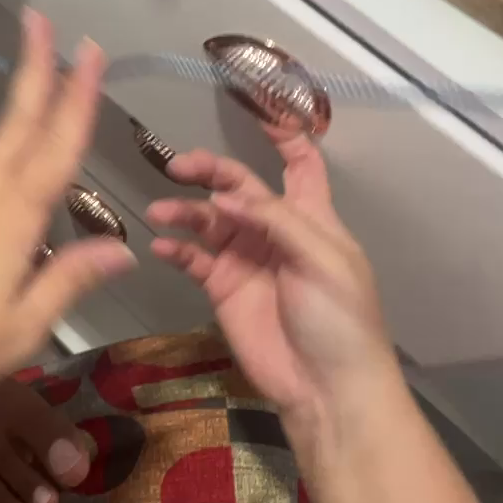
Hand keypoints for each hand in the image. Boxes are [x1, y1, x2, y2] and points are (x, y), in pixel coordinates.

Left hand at [0, 9, 135, 423]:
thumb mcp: (24, 325)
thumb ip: (70, 278)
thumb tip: (121, 247)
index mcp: (11, 218)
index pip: (55, 146)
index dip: (76, 96)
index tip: (89, 49)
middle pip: (16, 123)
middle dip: (34, 69)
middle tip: (42, 21)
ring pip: (0, 144)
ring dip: (25, 105)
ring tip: (47, 76)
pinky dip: (13, 149)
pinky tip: (26, 164)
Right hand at [143, 135, 398, 427]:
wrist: (325, 388)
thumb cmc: (341, 321)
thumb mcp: (323, 262)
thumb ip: (275, 221)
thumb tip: (223, 197)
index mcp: (310, 219)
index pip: (301, 166)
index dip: (286, 138)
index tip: (261, 115)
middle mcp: (272, 231)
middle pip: (237, 186)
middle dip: (209, 171)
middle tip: (177, 166)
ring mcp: (243, 257)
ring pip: (206, 218)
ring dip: (183, 211)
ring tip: (161, 212)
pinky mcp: (220, 286)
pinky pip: (191, 257)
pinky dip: (175, 248)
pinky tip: (162, 248)